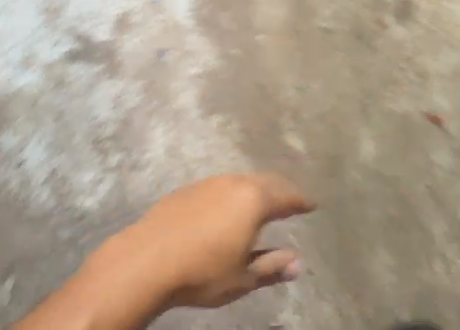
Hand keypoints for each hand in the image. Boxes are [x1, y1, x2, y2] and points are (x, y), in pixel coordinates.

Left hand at [115, 173, 314, 308]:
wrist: (148, 258)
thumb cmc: (202, 272)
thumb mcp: (243, 277)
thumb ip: (272, 268)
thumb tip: (298, 262)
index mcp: (253, 201)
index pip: (285, 196)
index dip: (300, 201)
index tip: (312, 204)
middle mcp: (233, 183)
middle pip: (265, 182)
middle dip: (281, 190)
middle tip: (293, 199)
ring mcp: (208, 183)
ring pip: (241, 181)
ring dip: (256, 189)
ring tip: (264, 202)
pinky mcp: (188, 189)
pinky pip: (221, 186)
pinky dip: (234, 193)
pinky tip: (229, 207)